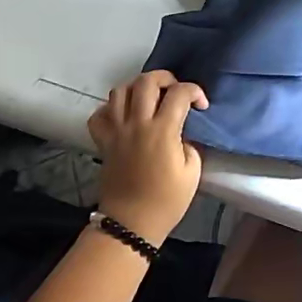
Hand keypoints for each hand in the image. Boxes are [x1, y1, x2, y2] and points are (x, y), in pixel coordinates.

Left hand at [87, 70, 209, 244]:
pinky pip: (99, 114)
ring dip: (137, 88)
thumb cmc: (167, 201)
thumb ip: (189, 144)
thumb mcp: (192, 172)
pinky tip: (123, 115)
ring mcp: (116, 131)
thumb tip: (181, 133)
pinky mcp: (103, 142)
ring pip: (120, 91)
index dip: (194, 91)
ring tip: (149, 98)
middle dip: (165, 78)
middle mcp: (137, 124)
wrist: (131, 223)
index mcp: (163, 130)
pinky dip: (110, 108)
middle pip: (146, 82)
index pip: (179, 93)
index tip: (201, 105)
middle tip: (175, 90)